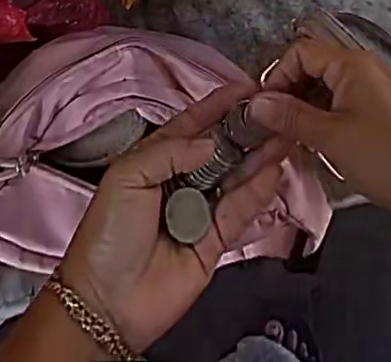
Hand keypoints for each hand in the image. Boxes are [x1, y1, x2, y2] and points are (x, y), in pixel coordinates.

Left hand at [58, 82, 294, 351]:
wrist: (108, 301)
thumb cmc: (108, 231)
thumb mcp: (129, 175)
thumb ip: (170, 151)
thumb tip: (211, 142)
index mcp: (157, 156)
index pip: (192, 123)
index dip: (217, 105)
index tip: (244, 88)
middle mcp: (182, 178)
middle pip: (220, 148)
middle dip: (244, 129)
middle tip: (273, 111)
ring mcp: (201, 208)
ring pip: (236, 176)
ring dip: (258, 156)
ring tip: (282, 134)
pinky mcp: (216, 240)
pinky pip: (240, 210)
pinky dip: (257, 190)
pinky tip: (273, 169)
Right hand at [250, 37, 390, 225]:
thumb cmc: (386, 159)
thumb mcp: (330, 137)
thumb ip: (289, 116)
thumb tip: (255, 104)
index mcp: (351, 64)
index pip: (299, 52)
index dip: (277, 75)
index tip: (263, 106)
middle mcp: (360, 69)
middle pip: (310, 67)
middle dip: (288, 92)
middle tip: (272, 123)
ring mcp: (370, 90)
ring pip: (322, 87)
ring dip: (302, 107)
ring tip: (289, 135)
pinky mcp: (375, 111)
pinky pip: (337, 103)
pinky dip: (320, 117)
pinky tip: (312, 141)